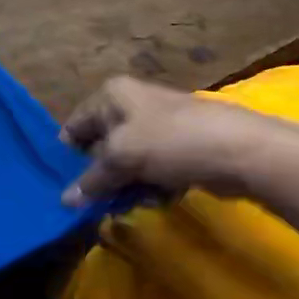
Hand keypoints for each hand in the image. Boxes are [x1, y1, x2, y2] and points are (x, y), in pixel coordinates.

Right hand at [60, 76, 298, 222]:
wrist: (239, 150)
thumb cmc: (170, 141)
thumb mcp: (121, 157)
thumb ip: (90, 180)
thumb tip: (64, 201)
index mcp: (113, 94)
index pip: (75, 124)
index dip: (67, 155)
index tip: (60, 187)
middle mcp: (131, 105)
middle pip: (100, 146)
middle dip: (98, 176)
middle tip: (94, 204)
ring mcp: (157, 127)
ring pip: (127, 163)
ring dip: (126, 186)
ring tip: (131, 202)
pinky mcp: (179, 149)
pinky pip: (152, 171)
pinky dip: (151, 187)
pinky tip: (160, 198)